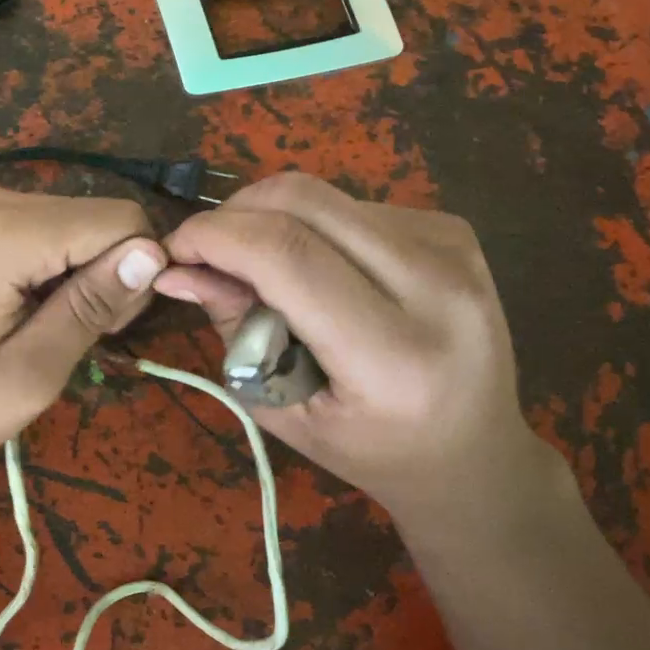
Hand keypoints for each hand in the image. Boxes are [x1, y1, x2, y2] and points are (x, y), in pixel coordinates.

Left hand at [0, 188, 166, 482]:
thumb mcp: (31, 372)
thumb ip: (92, 306)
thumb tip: (153, 252)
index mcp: (5, 232)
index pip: (121, 220)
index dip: (136, 275)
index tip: (109, 331)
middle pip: (99, 217)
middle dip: (111, 273)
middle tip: (78, 336)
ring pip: (77, 223)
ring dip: (84, 273)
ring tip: (49, 328)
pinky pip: (45, 229)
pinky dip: (55, 267)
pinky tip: (29, 310)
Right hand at [153, 173, 556, 529]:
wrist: (475, 454)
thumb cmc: (368, 448)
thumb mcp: (281, 408)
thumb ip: (232, 329)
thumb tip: (173, 270)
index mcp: (393, 356)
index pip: (286, 257)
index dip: (214, 237)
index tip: (174, 249)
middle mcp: (436, 289)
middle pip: (304, 202)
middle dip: (232, 214)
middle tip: (202, 249)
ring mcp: (452, 252)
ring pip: (323, 196)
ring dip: (267, 219)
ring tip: (257, 268)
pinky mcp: (453, 231)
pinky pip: (350, 203)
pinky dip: (307, 224)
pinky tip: (312, 267)